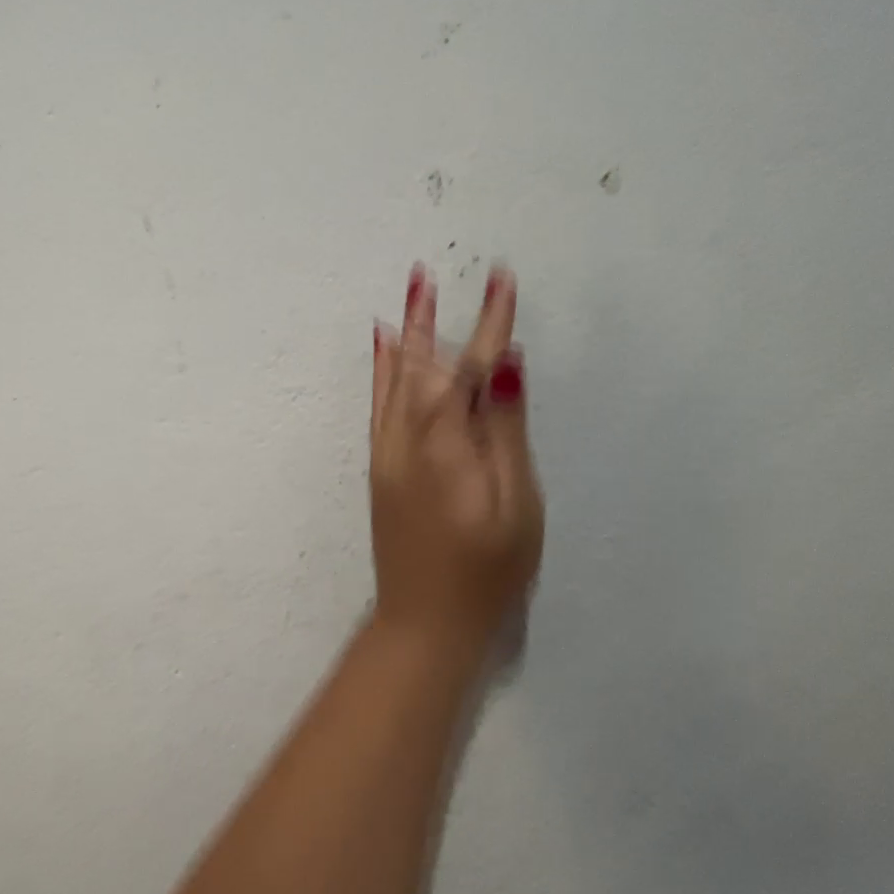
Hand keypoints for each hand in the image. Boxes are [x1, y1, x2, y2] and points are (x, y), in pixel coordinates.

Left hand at [369, 263, 542, 646]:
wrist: (424, 620)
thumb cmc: (486, 571)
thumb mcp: (514, 503)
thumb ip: (504, 430)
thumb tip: (502, 364)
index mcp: (444, 447)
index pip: (466, 370)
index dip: (486, 324)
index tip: (499, 279)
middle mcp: (405, 443)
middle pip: (418, 368)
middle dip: (428, 319)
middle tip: (424, 273)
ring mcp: (387, 458)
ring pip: (392, 385)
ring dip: (403, 339)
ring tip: (406, 299)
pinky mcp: (382, 472)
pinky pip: (379, 409)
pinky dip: (382, 376)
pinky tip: (385, 356)